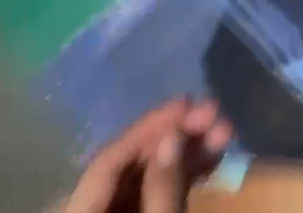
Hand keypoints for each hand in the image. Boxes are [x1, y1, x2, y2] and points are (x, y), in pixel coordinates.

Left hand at [63, 99, 233, 212]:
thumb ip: (164, 187)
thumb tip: (175, 135)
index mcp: (77, 211)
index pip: (108, 160)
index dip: (147, 128)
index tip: (188, 100)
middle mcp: (89, 208)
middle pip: (128, 165)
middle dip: (174, 136)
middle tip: (214, 112)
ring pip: (146, 177)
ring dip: (186, 152)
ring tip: (224, 132)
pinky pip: (154, 194)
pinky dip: (182, 176)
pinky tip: (212, 158)